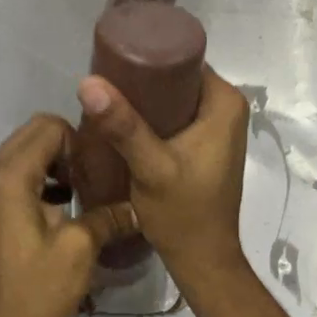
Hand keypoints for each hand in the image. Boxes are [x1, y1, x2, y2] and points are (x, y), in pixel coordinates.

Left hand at [0, 114, 136, 316]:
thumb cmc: (38, 290)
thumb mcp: (81, 248)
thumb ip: (109, 214)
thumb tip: (140, 202)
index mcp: (8, 176)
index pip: (49, 127)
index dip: (78, 143)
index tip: (96, 173)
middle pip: (32, 133)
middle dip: (65, 149)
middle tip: (89, 181)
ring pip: (20, 151)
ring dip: (50, 163)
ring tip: (75, 194)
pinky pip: (8, 172)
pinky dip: (33, 178)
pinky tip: (55, 208)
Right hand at [76, 67, 249, 278]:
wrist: (201, 259)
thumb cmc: (183, 213)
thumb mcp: (151, 166)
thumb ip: (123, 126)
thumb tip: (88, 82)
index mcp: (225, 102)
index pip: (183, 58)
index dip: (147, 57)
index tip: (111, 64)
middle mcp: (228, 109)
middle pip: (177, 78)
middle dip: (141, 80)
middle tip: (103, 87)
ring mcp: (218, 128)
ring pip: (174, 98)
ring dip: (144, 100)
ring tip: (107, 103)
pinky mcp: (206, 146)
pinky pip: (176, 117)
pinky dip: (152, 118)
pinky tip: (122, 124)